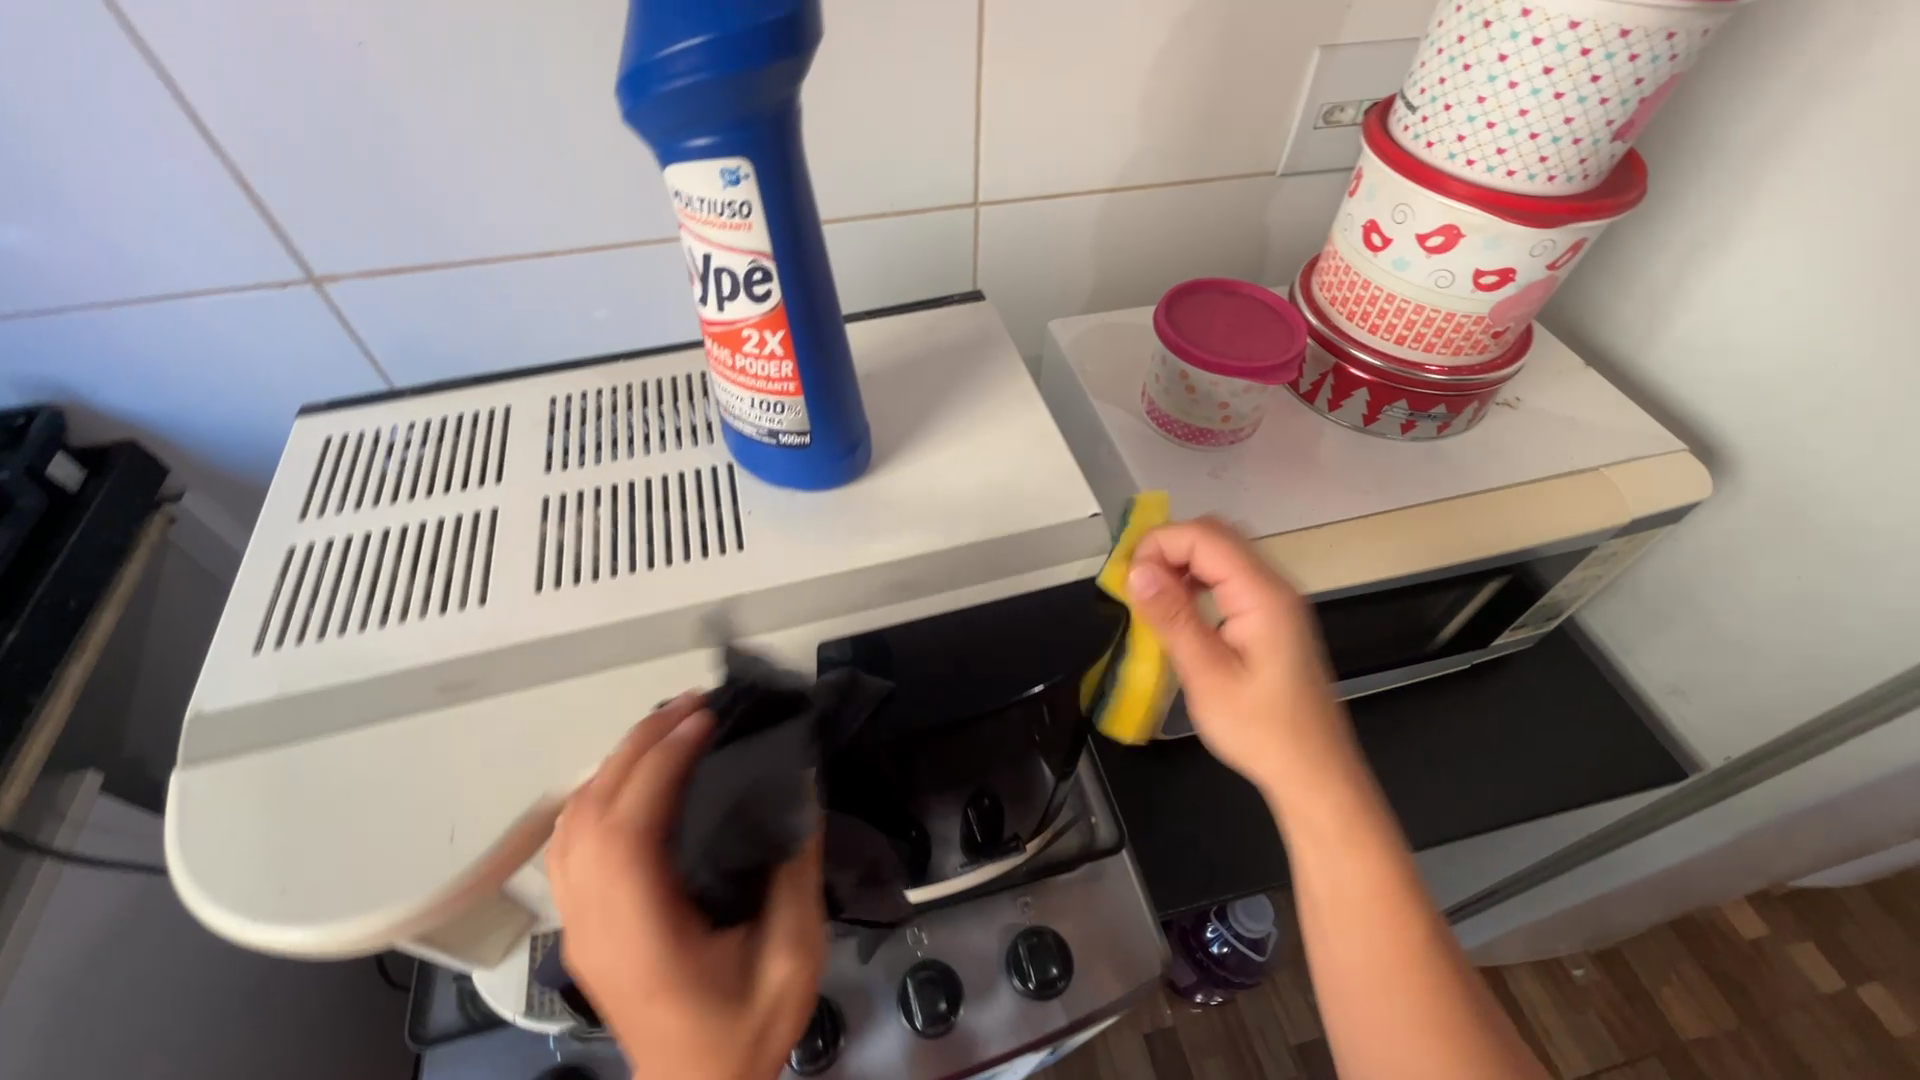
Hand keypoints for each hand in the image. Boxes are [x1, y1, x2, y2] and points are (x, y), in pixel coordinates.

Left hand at [547, 694, 824, 1079]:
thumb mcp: (792, 958)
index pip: (627, 830)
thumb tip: (797, 791)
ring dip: (617, 762)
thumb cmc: (743, 1034)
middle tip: (694, 706)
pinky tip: (638, 775)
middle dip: (638, 745)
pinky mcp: (582, 924)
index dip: (660, 764)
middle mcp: (594, 924)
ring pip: (572, 823)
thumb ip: (794, 872)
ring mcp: (578, 925)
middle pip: (590, 813)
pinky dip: (600, 791)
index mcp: (641, 936)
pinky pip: (572, 842)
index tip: (706, 722)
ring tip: (671, 727)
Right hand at [1127, 518, 1350, 789]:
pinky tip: (1180, 611)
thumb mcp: (1206, 675)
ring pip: (1223, 553)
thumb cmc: (1261, 730)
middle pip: (1216, 534)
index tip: (1128, 580)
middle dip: (1168, 548)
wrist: (1313, 772)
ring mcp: (1276, 600)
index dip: (1159, 545)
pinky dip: (1198, 580)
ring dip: (1182, 562)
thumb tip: (1136, 571)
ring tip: (1151, 598)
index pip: (1205, 536)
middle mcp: (1274, 586)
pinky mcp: (1271, 618)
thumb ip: (1172, 617)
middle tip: (1136, 585)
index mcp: (1262, 594)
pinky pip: (1230, 577)